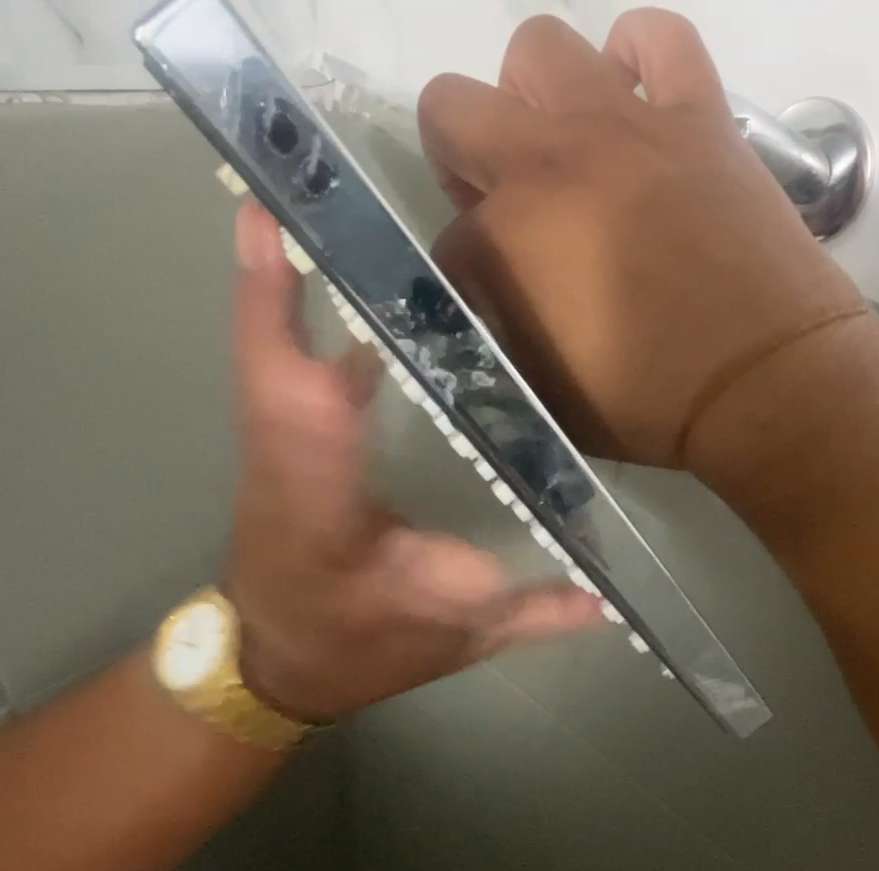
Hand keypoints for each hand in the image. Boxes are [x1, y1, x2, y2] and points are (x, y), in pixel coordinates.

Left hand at [225, 203, 603, 718]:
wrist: (274, 667)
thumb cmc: (354, 651)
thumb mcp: (452, 641)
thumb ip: (530, 614)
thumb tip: (609, 600)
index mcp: (323, 512)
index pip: (298, 410)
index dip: (280, 320)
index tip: (270, 228)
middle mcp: (288, 470)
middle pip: (273, 364)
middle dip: (282, 281)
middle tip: (313, 196)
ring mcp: (273, 457)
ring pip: (269, 363)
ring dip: (284, 290)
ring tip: (323, 221)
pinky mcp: (278, 451)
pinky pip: (281, 376)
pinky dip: (288, 321)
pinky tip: (323, 282)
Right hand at [418, 10, 871, 472]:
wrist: (765, 381)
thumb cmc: (653, 405)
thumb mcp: (546, 398)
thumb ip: (502, 342)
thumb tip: (490, 313)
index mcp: (502, 241)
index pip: (448, 242)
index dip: (468, 276)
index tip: (501, 303)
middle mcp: (546, 163)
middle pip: (450, 109)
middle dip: (460, 159)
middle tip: (508, 207)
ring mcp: (625, 127)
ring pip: (540, 46)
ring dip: (534, 96)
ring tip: (569, 148)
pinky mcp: (698, 116)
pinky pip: (662, 36)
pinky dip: (642, 53)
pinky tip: (640, 98)